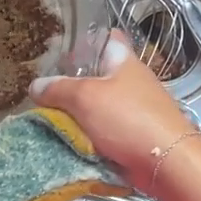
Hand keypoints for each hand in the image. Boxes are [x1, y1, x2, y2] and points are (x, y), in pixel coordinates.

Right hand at [29, 32, 200, 191]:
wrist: (166, 161)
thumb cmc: (128, 119)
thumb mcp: (85, 98)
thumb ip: (58, 90)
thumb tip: (35, 86)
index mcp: (124, 61)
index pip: (106, 38)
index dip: (85, 42)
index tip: (62, 56)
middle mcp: (131, 82)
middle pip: (97, 77)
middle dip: (72, 87)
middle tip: (47, 96)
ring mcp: (134, 111)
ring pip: (98, 108)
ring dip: (78, 117)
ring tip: (53, 122)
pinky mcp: (133, 137)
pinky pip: (104, 133)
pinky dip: (89, 138)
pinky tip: (71, 144)